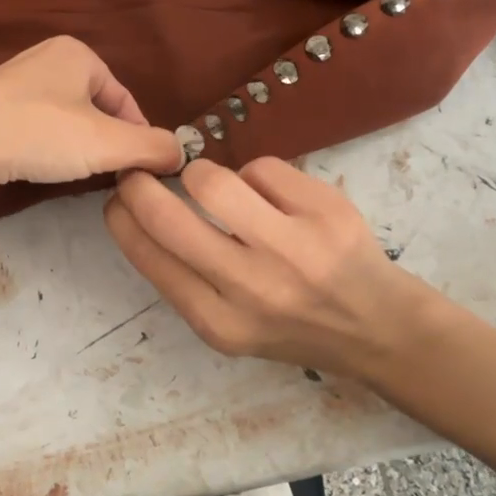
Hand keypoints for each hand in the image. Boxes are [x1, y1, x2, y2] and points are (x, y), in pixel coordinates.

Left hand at [0, 36, 182, 203]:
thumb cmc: (40, 134)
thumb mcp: (108, 142)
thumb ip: (152, 147)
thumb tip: (180, 153)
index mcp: (77, 53)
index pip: (125, 99)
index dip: (137, 138)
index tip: (138, 171)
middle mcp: (44, 59)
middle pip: (94, 110)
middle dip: (104, 143)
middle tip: (106, 176)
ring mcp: (12, 84)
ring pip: (63, 122)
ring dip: (74, 149)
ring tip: (73, 175)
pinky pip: (33, 131)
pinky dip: (43, 150)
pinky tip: (39, 169)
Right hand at [105, 156, 436, 377]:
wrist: (378, 328)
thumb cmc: (290, 325)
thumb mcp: (227, 325)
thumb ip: (182, 276)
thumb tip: (135, 208)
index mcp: (218, 322)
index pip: (147, 254)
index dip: (120, 215)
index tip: (117, 197)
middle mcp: (253, 289)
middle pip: (167, 215)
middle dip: (140, 184)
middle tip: (143, 173)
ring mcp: (294, 250)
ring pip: (213, 180)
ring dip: (201, 174)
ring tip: (216, 187)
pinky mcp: (327, 214)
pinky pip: (262, 167)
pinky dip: (256, 175)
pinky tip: (272, 198)